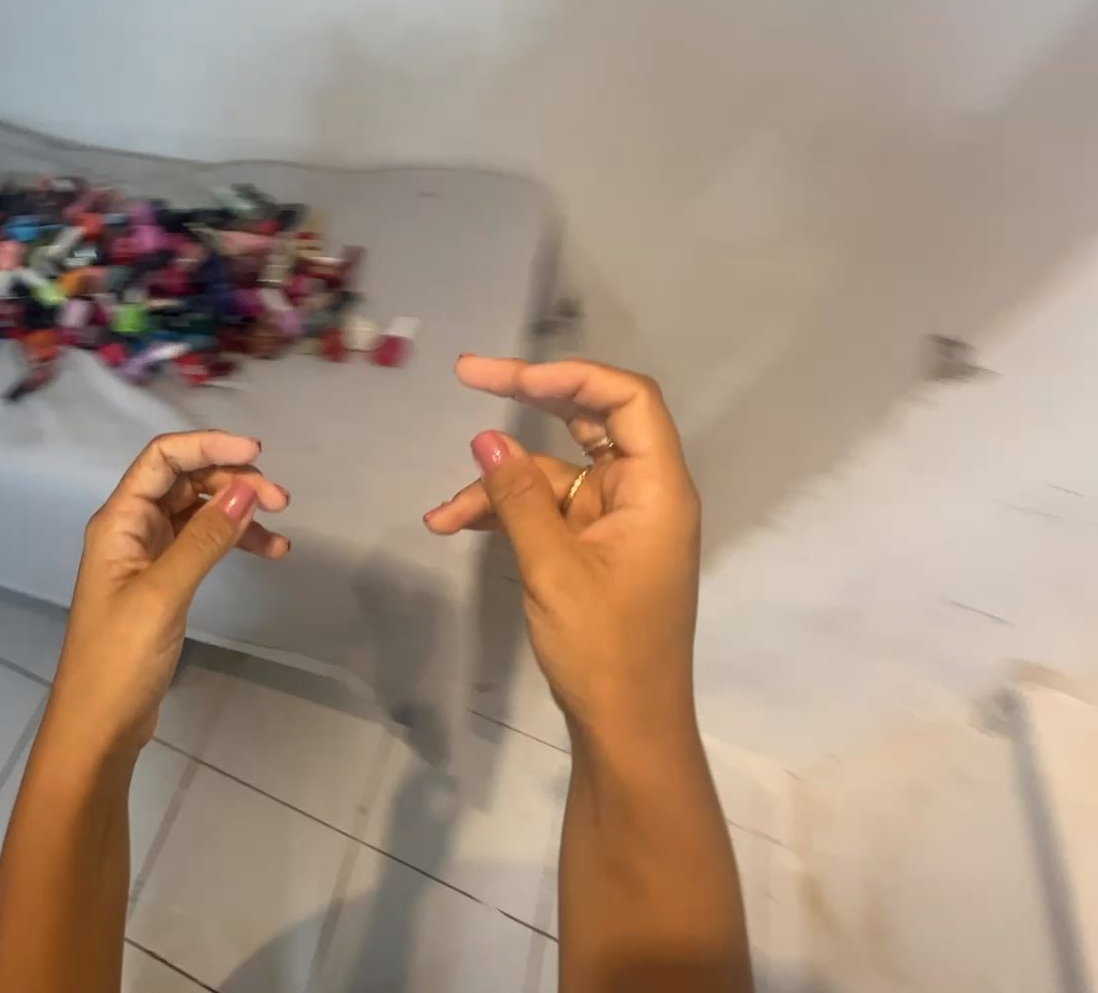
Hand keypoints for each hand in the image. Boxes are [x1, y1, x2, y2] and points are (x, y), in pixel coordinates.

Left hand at [51, 432, 290, 755]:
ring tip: (280, 525)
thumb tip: (246, 490)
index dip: (207, 445)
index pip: (162, 458)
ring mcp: (148, 554)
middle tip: (281, 500)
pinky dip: (233, 542)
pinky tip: (269, 551)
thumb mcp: (163, 594)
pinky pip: (202, 544)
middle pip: (184, 480)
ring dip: (238, 511)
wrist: (100, 724)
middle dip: (231, 479)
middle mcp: (131, 528)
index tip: (256, 452)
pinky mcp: (164, 579)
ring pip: (198, 511)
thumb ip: (204, 540)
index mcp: (119, 520)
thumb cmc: (120, 658)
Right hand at [424, 356, 701, 729]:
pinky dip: (498, 513)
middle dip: (526, 399)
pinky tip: (454, 526)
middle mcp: (637, 492)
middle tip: (467, 376)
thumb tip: (484, 439)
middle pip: (587, 420)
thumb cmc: (604, 648)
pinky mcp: (584, 542)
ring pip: (547, 472)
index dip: (568, 376)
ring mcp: (609, 517)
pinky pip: (538, 507)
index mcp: (655, 490)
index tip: (502, 378)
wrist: (625, 723)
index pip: (626, 401)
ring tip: (442, 516)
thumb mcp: (552, 569)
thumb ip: (519, 499)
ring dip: (493, 486)